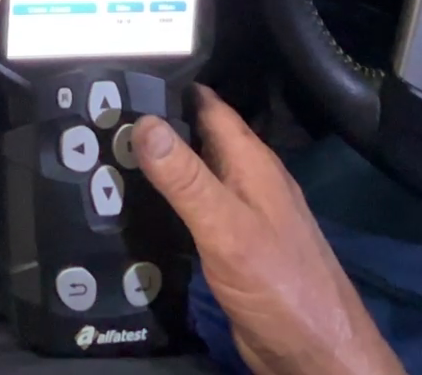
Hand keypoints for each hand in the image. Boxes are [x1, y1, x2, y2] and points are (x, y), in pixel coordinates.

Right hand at [134, 88, 405, 374]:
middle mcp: (245, 178)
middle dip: (155, 121)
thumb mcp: (226, 226)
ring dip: (158, 160)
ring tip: (107, 150)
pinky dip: (166, 196)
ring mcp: (239, 212)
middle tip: (102, 113)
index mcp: (250, 161)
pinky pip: (192, 205)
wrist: (318, 360)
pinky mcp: (230, 244)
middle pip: (196, 134)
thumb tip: (143, 120)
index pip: (206, 104)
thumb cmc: (279, 285)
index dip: (169, 84)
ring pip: (192, 170)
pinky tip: (136, 201)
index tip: (122, 75)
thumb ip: (185, 177)